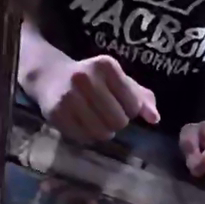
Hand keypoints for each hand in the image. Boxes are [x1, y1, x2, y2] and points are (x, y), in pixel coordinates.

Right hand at [28, 54, 158, 142]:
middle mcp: (85, 78)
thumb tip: (155, 119)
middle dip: (117, 123)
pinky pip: (83, 138)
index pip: (133, 105)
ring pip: (101, 132)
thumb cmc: (91, 79)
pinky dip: (87, 137)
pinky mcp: (56, 113)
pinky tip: (82, 124)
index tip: (120, 104)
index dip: (130, 111)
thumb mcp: (117, 80)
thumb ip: (141, 96)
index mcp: (106, 65)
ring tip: (96, 121)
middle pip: (118, 121)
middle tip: (107, 116)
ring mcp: (68, 96)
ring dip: (103, 132)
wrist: (49, 76)